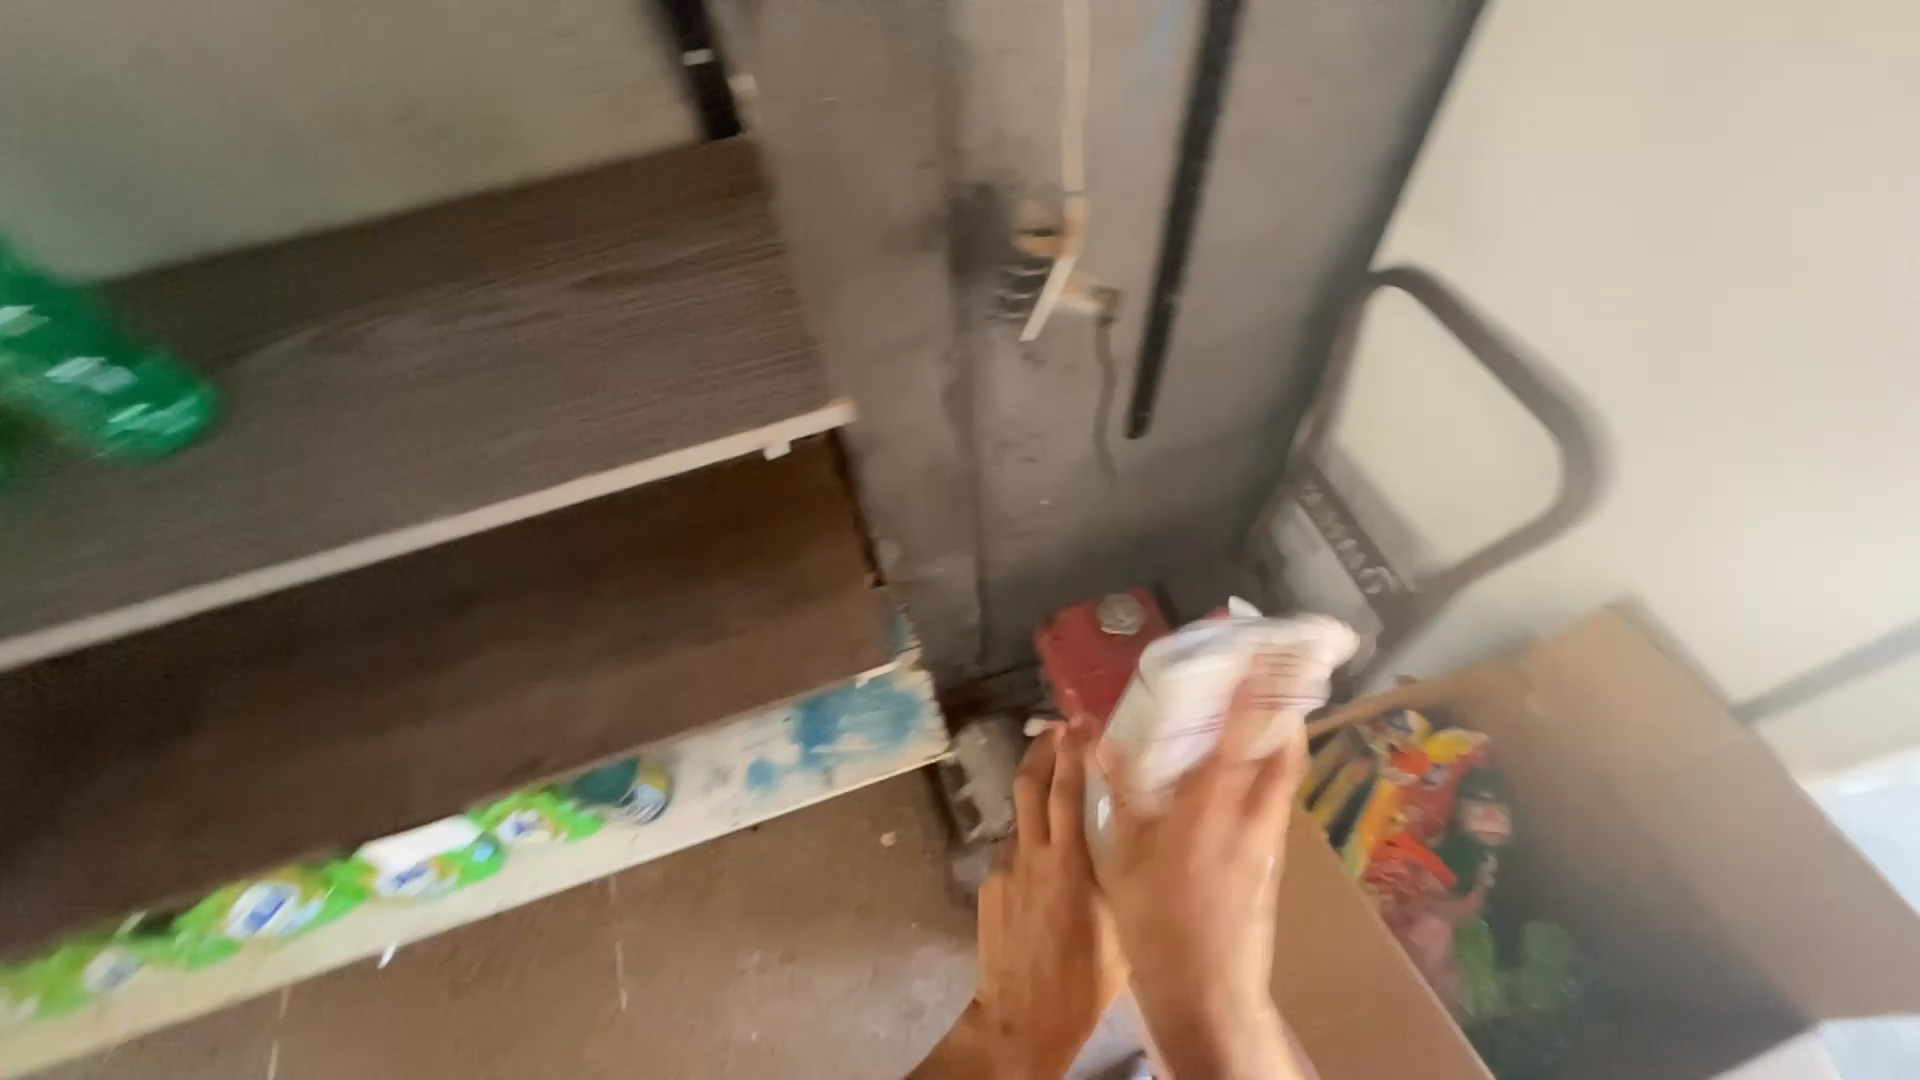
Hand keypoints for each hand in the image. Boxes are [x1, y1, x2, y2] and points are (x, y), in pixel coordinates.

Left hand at [913, 722, 1125, 1078]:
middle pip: (1027, 784)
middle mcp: (1029, 856)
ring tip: (1057, 793)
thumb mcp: (1116, 927)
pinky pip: (1013, 849)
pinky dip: (1029, 840)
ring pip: (1019, 816)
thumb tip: (1118, 841)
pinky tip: (1044, 860)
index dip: (1071, 753)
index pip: (1065, 792)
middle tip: (1056, 729)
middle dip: (1041, 750)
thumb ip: (1111, 876)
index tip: (1079, 725)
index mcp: (1066, 865)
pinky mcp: (989, 885)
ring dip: (1035, 796)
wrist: (1021, 1020)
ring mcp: (1004, 868)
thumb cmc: (1083, 982)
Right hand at [1092, 652, 1313, 1078]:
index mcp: (1210, 808)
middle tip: (1267, 672)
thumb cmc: (1157, 922)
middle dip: (1282, 704)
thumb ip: (1122, 793)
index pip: (1243, 736)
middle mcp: (1251, 816)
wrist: (1208, 994)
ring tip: (1261, 708)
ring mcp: (1269, 840)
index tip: (1257, 653)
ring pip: (1286, 773)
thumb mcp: (1124, 854)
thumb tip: (1102, 744)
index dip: (1255, 691)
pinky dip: (1270, 767)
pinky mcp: (1272, 860)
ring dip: (1281, 734)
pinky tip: (1243, 771)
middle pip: (1284, 749)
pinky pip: (1277, 796)